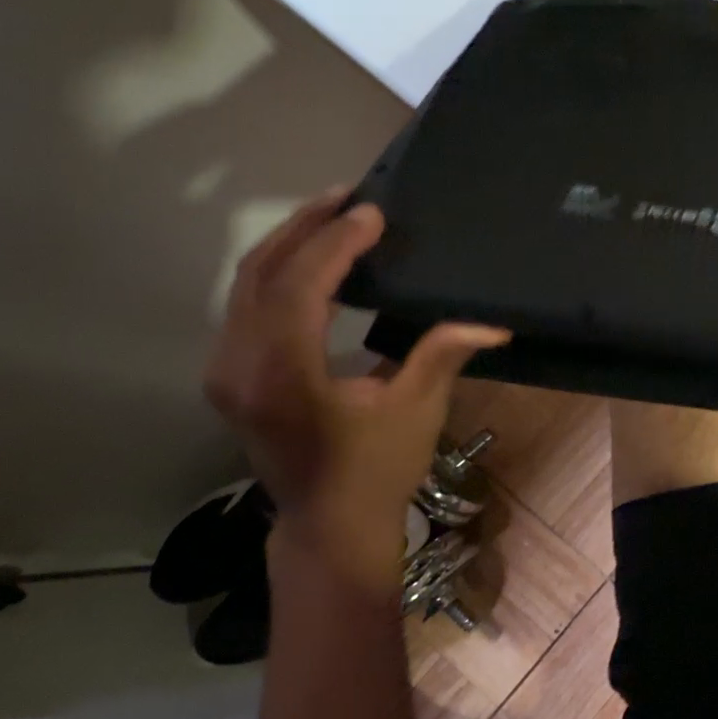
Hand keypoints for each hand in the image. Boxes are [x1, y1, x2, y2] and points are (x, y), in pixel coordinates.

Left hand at [204, 192, 509, 579]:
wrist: (329, 521)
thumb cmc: (377, 469)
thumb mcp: (417, 411)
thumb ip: (441, 356)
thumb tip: (492, 324)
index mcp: (282, 373)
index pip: (299, 286)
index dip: (334, 243)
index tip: (371, 214)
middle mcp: (238, 364)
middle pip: (260, 273)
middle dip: (304, 229)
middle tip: (348, 196)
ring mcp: (225, 370)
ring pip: (246, 286)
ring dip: (288, 246)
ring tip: (332, 218)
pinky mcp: (229, 375)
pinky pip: (247, 307)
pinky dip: (279, 275)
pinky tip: (313, 264)